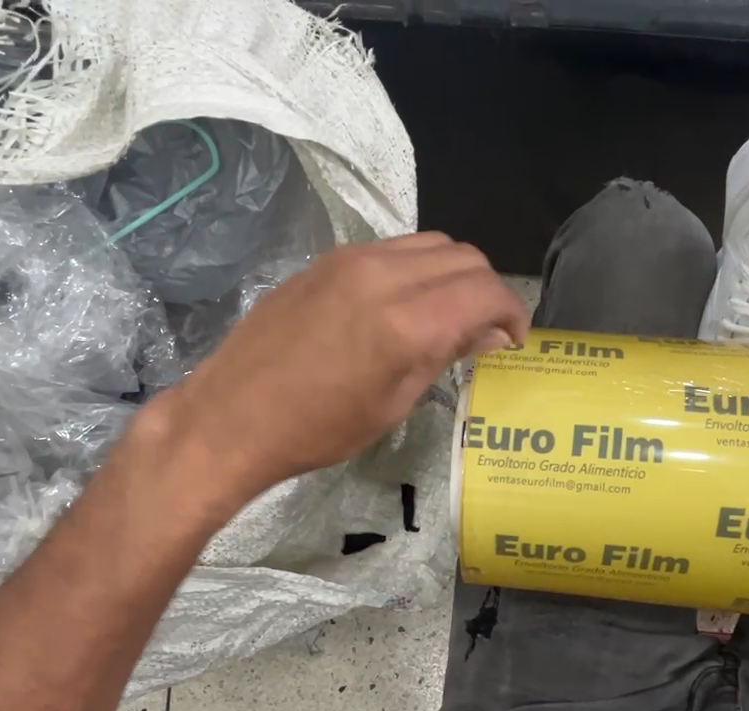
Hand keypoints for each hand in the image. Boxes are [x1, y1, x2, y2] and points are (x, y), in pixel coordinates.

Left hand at [161, 232, 527, 498]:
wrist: (234, 415)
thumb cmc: (319, 429)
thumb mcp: (394, 404)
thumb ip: (445, 355)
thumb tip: (489, 333)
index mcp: (407, 321)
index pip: (486, 291)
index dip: (513, 312)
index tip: (514, 339)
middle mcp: (385, 275)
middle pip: (465, 257)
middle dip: (488, 291)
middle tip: (486, 331)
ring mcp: (352, 260)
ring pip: (430, 244)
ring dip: (454, 275)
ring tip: (449, 316)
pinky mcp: (328, 260)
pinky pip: (393, 249)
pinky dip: (417, 269)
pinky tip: (405, 305)